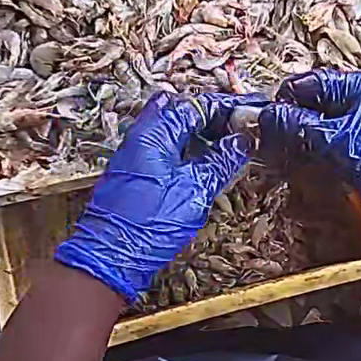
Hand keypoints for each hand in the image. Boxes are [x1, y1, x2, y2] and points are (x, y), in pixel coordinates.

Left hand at [54, 92, 252, 302]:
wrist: (110, 256)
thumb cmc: (147, 225)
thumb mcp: (195, 191)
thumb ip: (221, 161)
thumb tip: (242, 141)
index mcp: (154, 133)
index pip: (196, 105)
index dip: (226, 108)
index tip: (249, 113)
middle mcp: (140, 136)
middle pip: (181, 110)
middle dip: (212, 116)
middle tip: (239, 128)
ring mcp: (135, 153)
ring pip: (172, 129)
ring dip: (199, 132)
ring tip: (227, 145)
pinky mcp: (135, 172)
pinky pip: (164, 147)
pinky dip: (186, 148)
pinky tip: (203, 162)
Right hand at [259, 70, 360, 225]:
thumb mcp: (336, 141)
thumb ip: (299, 125)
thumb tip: (265, 114)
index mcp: (354, 85)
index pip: (303, 83)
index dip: (280, 101)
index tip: (262, 122)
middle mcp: (357, 96)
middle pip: (310, 101)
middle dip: (289, 121)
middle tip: (269, 142)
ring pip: (318, 121)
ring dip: (300, 137)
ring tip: (284, 155)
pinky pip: (330, 136)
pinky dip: (316, 147)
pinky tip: (306, 161)